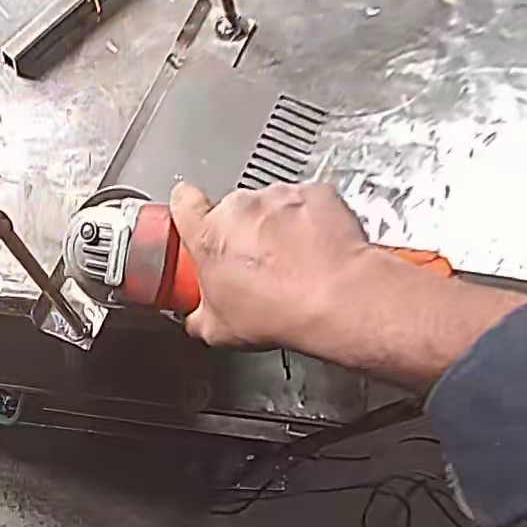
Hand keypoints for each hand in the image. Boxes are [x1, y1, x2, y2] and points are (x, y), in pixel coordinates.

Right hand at [170, 181, 526, 390]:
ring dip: (278, 231)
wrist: (342, 303)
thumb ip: (202, 319)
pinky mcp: (323, 197)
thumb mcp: (222, 329)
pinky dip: (310, 225)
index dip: (183, 207)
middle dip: (240, 234)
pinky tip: (319, 254)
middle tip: (254, 267)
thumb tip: (197, 323)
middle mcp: (247, 205)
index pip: (184, 202)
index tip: (188, 211)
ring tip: (294, 267)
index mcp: (212, 233)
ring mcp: (285, 198)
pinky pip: (307, 208)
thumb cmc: (283, 313)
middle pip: (233, 210)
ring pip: (272, 209)